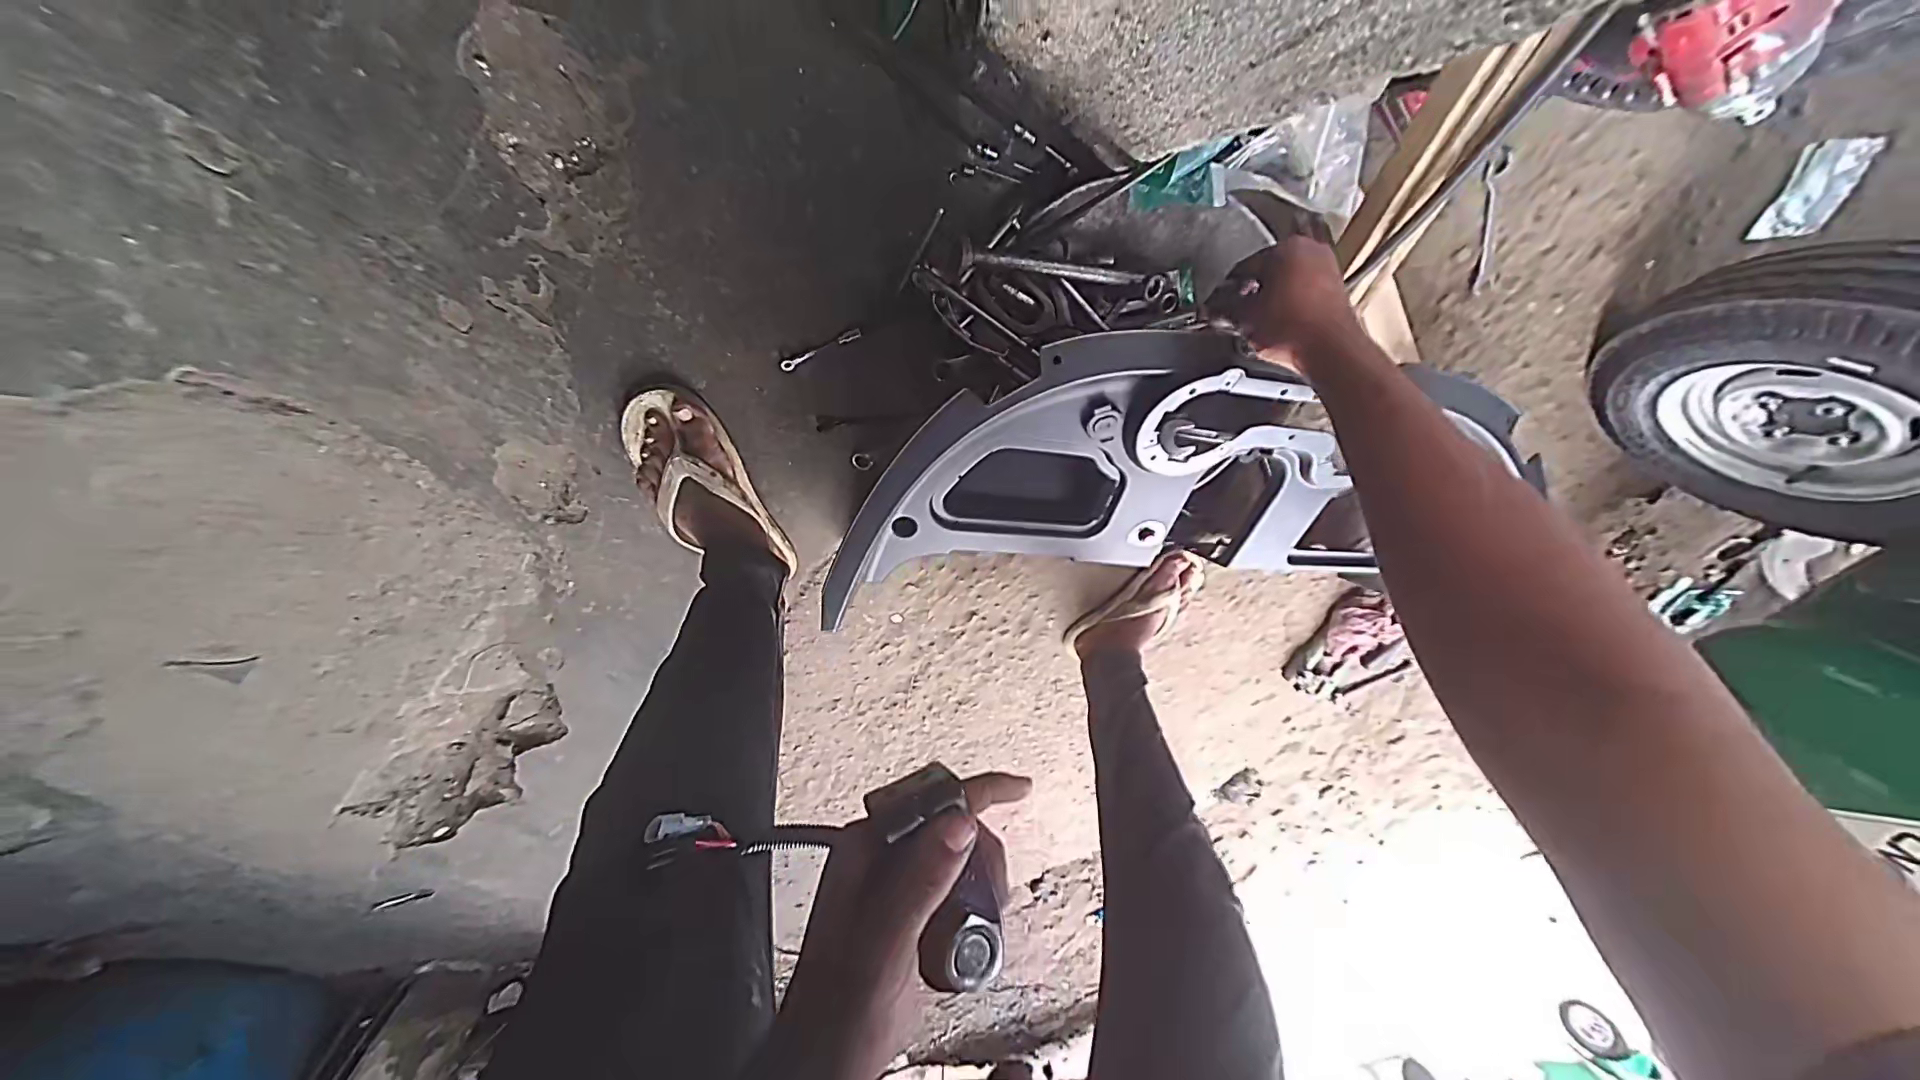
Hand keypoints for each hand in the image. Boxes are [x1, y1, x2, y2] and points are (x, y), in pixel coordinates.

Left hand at [757, 771, 1030, 1079]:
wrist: (828, 1057)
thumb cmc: (838, 1012)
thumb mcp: (885, 943)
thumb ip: (920, 880)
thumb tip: (958, 824)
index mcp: (865, 849)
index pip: (930, 800)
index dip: (979, 792)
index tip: (1018, 790)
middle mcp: (879, 857)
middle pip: (952, 825)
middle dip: (983, 856)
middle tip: (992, 897)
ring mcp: (895, 881)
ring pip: (958, 855)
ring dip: (980, 886)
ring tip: (973, 925)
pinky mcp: (910, 906)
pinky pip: (955, 886)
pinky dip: (973, 905)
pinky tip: (965, 936)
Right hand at [1203, 201, 1365, 373]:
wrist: (1329, 349)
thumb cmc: (1294, 328)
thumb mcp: (1246, 317)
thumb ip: (1225, 308)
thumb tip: (1215, 308)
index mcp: (1286, 248)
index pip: (1243, 267)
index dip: (1227, 289)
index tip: (1220, 302)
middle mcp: (1310, 251)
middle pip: (1267, 272)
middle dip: (1250, 293)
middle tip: (1236, 313)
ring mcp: (1327, 268)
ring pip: (1285, 281)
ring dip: (1269, 299)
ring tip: (1256, 322)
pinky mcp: (1336, 288)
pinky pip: (1302, 292)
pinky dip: (1288, 304)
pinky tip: (1277, 324)